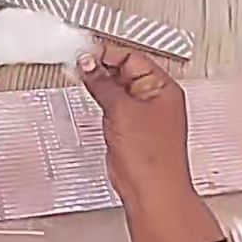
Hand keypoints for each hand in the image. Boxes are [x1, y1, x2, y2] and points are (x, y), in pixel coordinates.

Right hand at [78, 44, 194, 211]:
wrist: (151, 188)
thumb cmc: (151, 155)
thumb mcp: (121, 109)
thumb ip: (101, 83)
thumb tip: (88, 65)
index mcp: (163, 87)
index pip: (132, 57)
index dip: (106, 53)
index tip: (84, 54)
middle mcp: (155, 97)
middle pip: (124, 69)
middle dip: (100, 66)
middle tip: (78, 65)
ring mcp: (142, 112)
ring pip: (116, 86)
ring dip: (99, 81)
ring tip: (81, 77)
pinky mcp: (129, 125)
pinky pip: (112, 102)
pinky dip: (99, 96)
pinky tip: (90, 95)